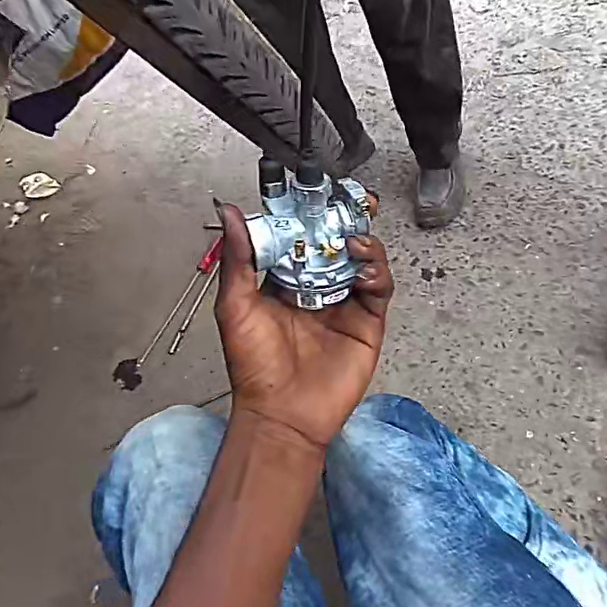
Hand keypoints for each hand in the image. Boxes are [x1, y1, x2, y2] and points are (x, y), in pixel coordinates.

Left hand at [212, 202, 392, 448]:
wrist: (283, 414)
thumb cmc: (254, 365)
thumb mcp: (236, 305)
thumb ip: (238, 258)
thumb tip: (227, 212)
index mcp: (284, 280)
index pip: (300, 237)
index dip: (308, 214)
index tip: (311, 192)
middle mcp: (316, 287)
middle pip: (336, 243)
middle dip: (344, 221)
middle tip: (347, 201)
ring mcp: (344, 303)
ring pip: (362, 260)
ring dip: (363, 244)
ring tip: (353, 241)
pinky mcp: (367, 321)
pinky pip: (379, 289)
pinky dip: (377, 273)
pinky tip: (364, 270)